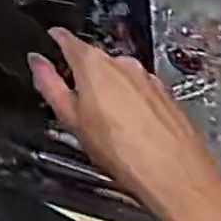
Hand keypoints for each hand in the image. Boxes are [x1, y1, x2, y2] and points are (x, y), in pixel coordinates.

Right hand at [30, 29, 220, 217]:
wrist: (183, 183)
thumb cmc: (125, 153)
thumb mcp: (70, 118)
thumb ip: (47, 82)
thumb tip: (37, 61)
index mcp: (91, 61)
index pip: (64, 36)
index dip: (53, 40)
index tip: (48, 46)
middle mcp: (121, 62)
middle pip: (92, 59)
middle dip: (83, 74)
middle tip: (79, 103)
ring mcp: (149, 79)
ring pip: (119, 76)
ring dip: (111, 90)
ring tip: (110, 124)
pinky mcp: (169, 97)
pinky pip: (141, 92)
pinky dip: (134, 104)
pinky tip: (134, 131)